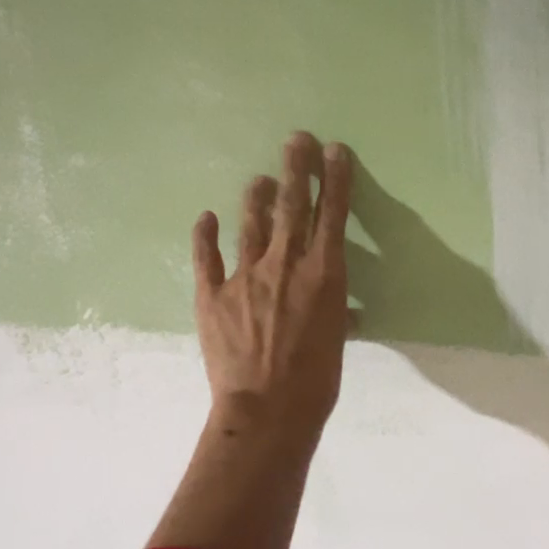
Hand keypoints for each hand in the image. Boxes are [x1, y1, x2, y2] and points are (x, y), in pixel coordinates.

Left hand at [190, 132, 353, 440]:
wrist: (267, 409)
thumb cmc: (317, 380)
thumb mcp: (337, 341)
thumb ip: (336, 314)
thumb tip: (343, 309)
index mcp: (323, 274)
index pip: (332, 215)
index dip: (334, 179)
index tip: (334, 150)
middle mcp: (285, 264)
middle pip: (292, 206)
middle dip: (295, 169)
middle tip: (296, 139)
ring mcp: (245, 276)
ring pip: (252, 224)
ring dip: (257, 198)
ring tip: (260, 179)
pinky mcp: (212, 295)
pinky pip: (207, 257)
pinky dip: (206, 235)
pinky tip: (206, 217)